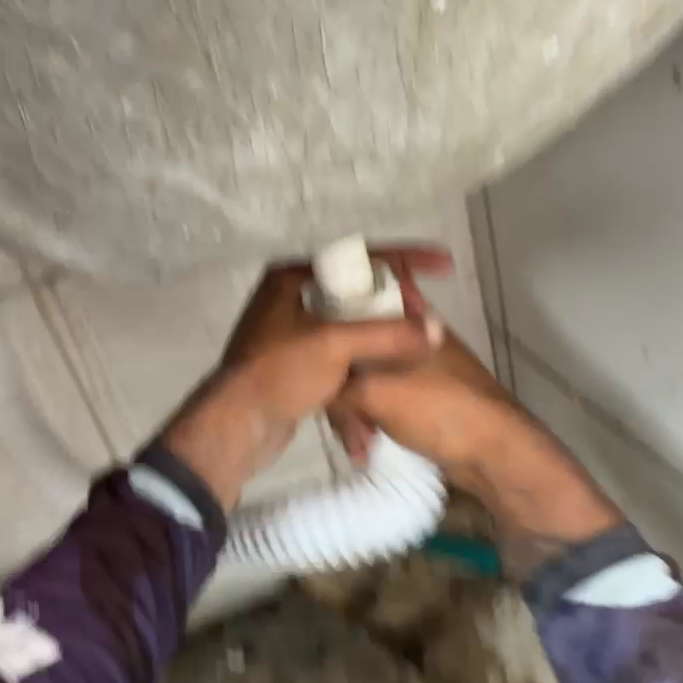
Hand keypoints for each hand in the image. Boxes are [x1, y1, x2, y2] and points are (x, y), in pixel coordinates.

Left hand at [158, 246, 450, 509]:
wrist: (238, 424)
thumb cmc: (279, 372)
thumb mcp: (335, 345)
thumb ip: (387, 333)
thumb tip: (435, 329)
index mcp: (290, 277)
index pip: (357, 258)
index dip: (404, 258)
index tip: (444, 262)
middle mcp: (288, 297)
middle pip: (355, 290)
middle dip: (394, 299)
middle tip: (430, 306)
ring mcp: (290, 331)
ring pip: (349, 324)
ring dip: (381, 333)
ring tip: (419, 336)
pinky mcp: (294, 363)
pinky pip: (340, 352)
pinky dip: (365, 359)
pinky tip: (392, 366)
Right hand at [332, 338, 624, 579]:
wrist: (495, 456)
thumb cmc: (439, 408)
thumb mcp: (373, 393)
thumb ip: (335, 387)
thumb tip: (317, 391)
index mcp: (407, 318)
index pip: (360, 295)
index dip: (330, 309)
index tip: (306, 335)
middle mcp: (410, 337)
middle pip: (355, 345)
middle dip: (338, 382)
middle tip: (332, 409)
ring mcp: (416, 370)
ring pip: (364, 378)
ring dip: (354, 411)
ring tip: (355, 441)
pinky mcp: (418, 400)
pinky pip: (378, 402)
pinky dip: (369, 422)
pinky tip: (364, 446)